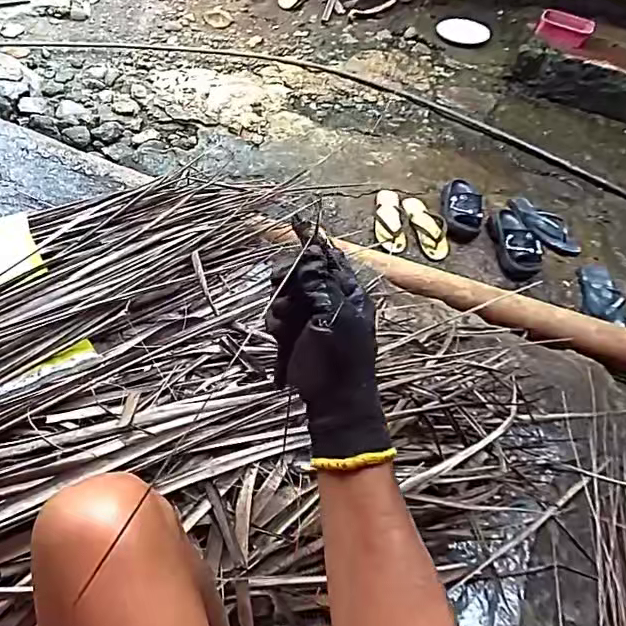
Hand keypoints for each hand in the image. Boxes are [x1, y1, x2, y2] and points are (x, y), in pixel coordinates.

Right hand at [267, 239, 391, 470]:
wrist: (332, 402)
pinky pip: (278, 315)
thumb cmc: (341, 361)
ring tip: (285, 325)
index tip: (295, 223)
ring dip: (280, 307)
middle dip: (288, 282)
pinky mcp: (294, 332)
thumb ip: (320, 283)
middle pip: (300, 273)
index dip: (312, 241)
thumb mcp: (335, 316)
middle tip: (284, 294)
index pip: (329, 257)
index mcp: (349, 293)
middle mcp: (330, 299)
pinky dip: (276, 324)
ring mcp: (311, 316)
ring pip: (285, 293)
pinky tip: (281, 336)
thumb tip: (310, 252)